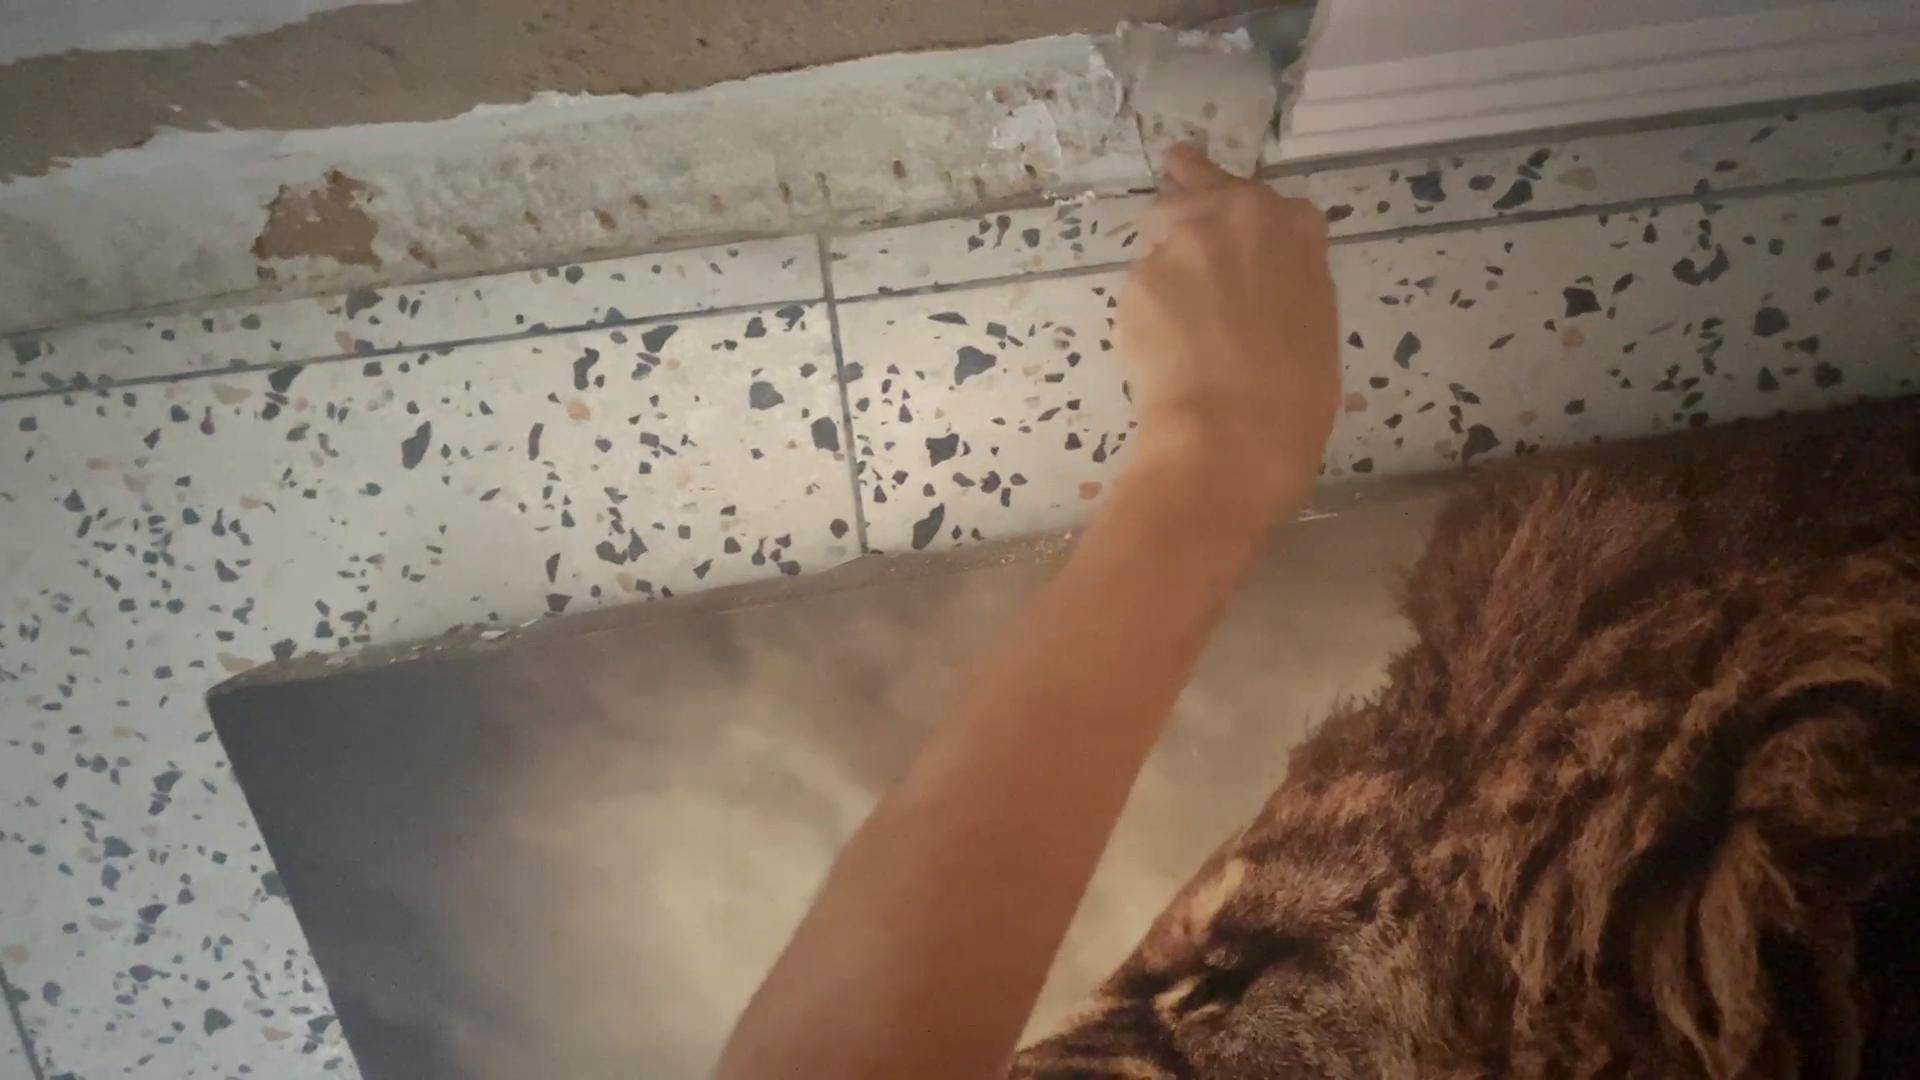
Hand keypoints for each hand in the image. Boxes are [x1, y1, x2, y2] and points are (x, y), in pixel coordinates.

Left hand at [1118, 143, 1340, 530]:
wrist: (1232, 431)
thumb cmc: (1292, 397)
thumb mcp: (1312, 325)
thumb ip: (1284, 283)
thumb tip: (1256, 288)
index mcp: (1297, 228)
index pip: (1256, 199)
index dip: (1232, 205)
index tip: (1217, 200)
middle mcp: (1238, 218)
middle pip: (1199, 192)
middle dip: (1186, 192)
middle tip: (1175, 172)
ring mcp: (1182, 243)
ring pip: (1159, 235)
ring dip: (1161, 259)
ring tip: (1166, 309)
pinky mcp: (1139, 279)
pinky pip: (1139, 286)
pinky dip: (1144, 308)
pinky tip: (1155, 346)